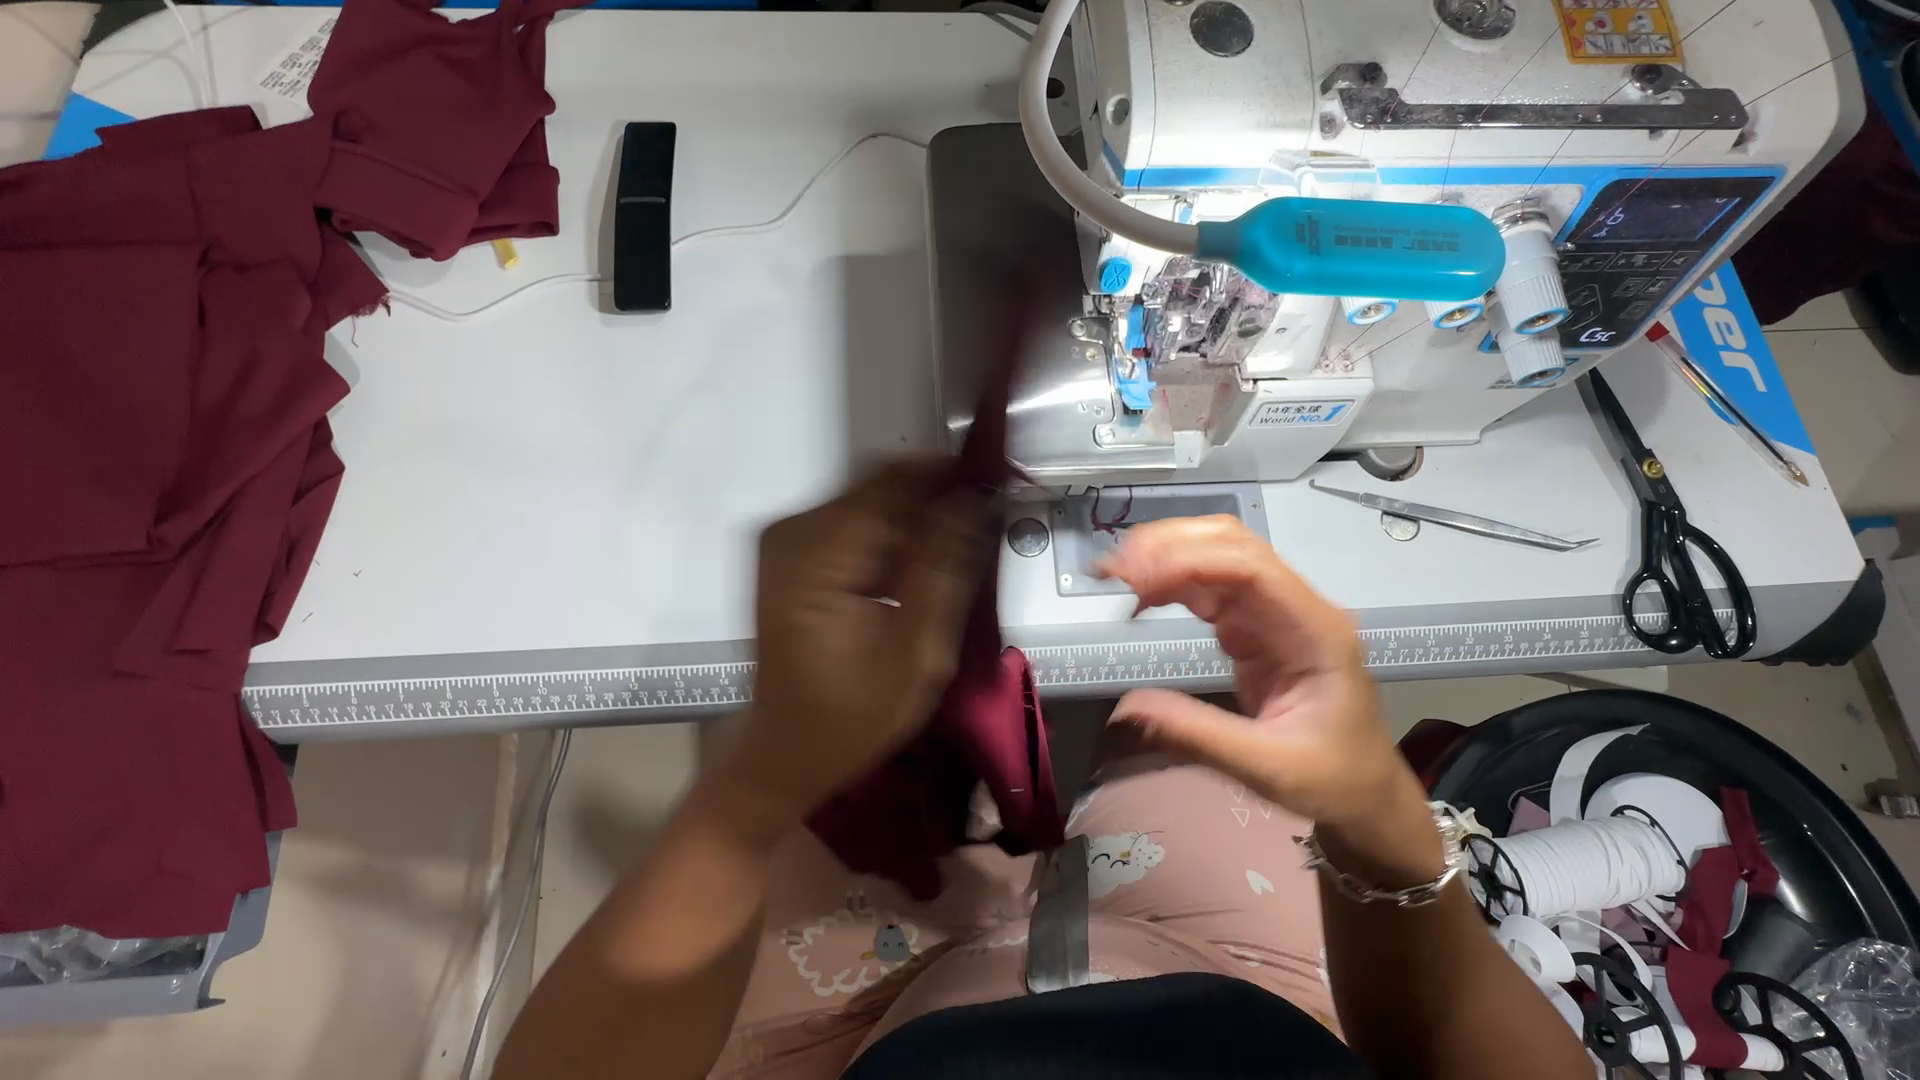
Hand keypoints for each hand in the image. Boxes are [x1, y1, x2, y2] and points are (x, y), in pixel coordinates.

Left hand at [731, 462, 988, 818]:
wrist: (788, 752)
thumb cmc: (853, 716)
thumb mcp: (918, 650)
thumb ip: (946, 567)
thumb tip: (975, 498)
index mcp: (816, 553)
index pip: (893, 482)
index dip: (948, 474)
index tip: (996, 484)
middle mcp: (791, 532)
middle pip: (879, 489)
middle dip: (933, 503)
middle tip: (979, 535)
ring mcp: (785, 542)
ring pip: (869, 504)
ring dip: (914, 524)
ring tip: (953, 561)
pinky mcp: (791, 556)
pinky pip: (853, 527)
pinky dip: (889, 541)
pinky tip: (913, 577)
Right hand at [1096, 516, 1415, 829]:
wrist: (1365, 794)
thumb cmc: (1333, 781)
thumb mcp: (1267, 767)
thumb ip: (1197, 735)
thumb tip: (1125, 708)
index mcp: (1316, 630)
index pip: (1251, 569)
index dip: (1190, 562)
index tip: (1138, 581)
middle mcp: (1295, 607)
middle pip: (1232, 546)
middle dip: (1170, 546)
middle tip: (1114, 570)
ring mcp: (1272, 613)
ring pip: (1216, 558)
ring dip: (1165, 557)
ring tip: (1116, 574)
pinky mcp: (1252, 627)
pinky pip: (1208, 587)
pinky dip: (1170, 583)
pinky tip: (1139, 595)